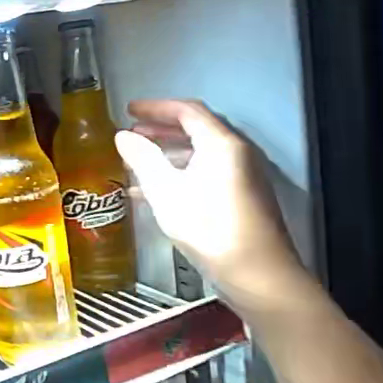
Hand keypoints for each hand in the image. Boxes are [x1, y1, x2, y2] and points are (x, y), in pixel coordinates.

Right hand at [115, 99, 311, 311]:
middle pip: (196, 129)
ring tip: (137, 159)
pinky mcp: (241, 197)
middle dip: (161, 128)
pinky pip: (205, 171)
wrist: (258, 275)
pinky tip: (154, 191)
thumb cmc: (209, 227)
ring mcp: (242, 176)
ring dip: (168, 151)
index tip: (129, 110)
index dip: (156, 107)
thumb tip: (123, 136)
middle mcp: (237, 153)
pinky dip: (179, 171)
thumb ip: (143, 159)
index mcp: (221, 144)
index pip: (188, 111)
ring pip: (200, 152)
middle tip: (131, 132)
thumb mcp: (166, 191)